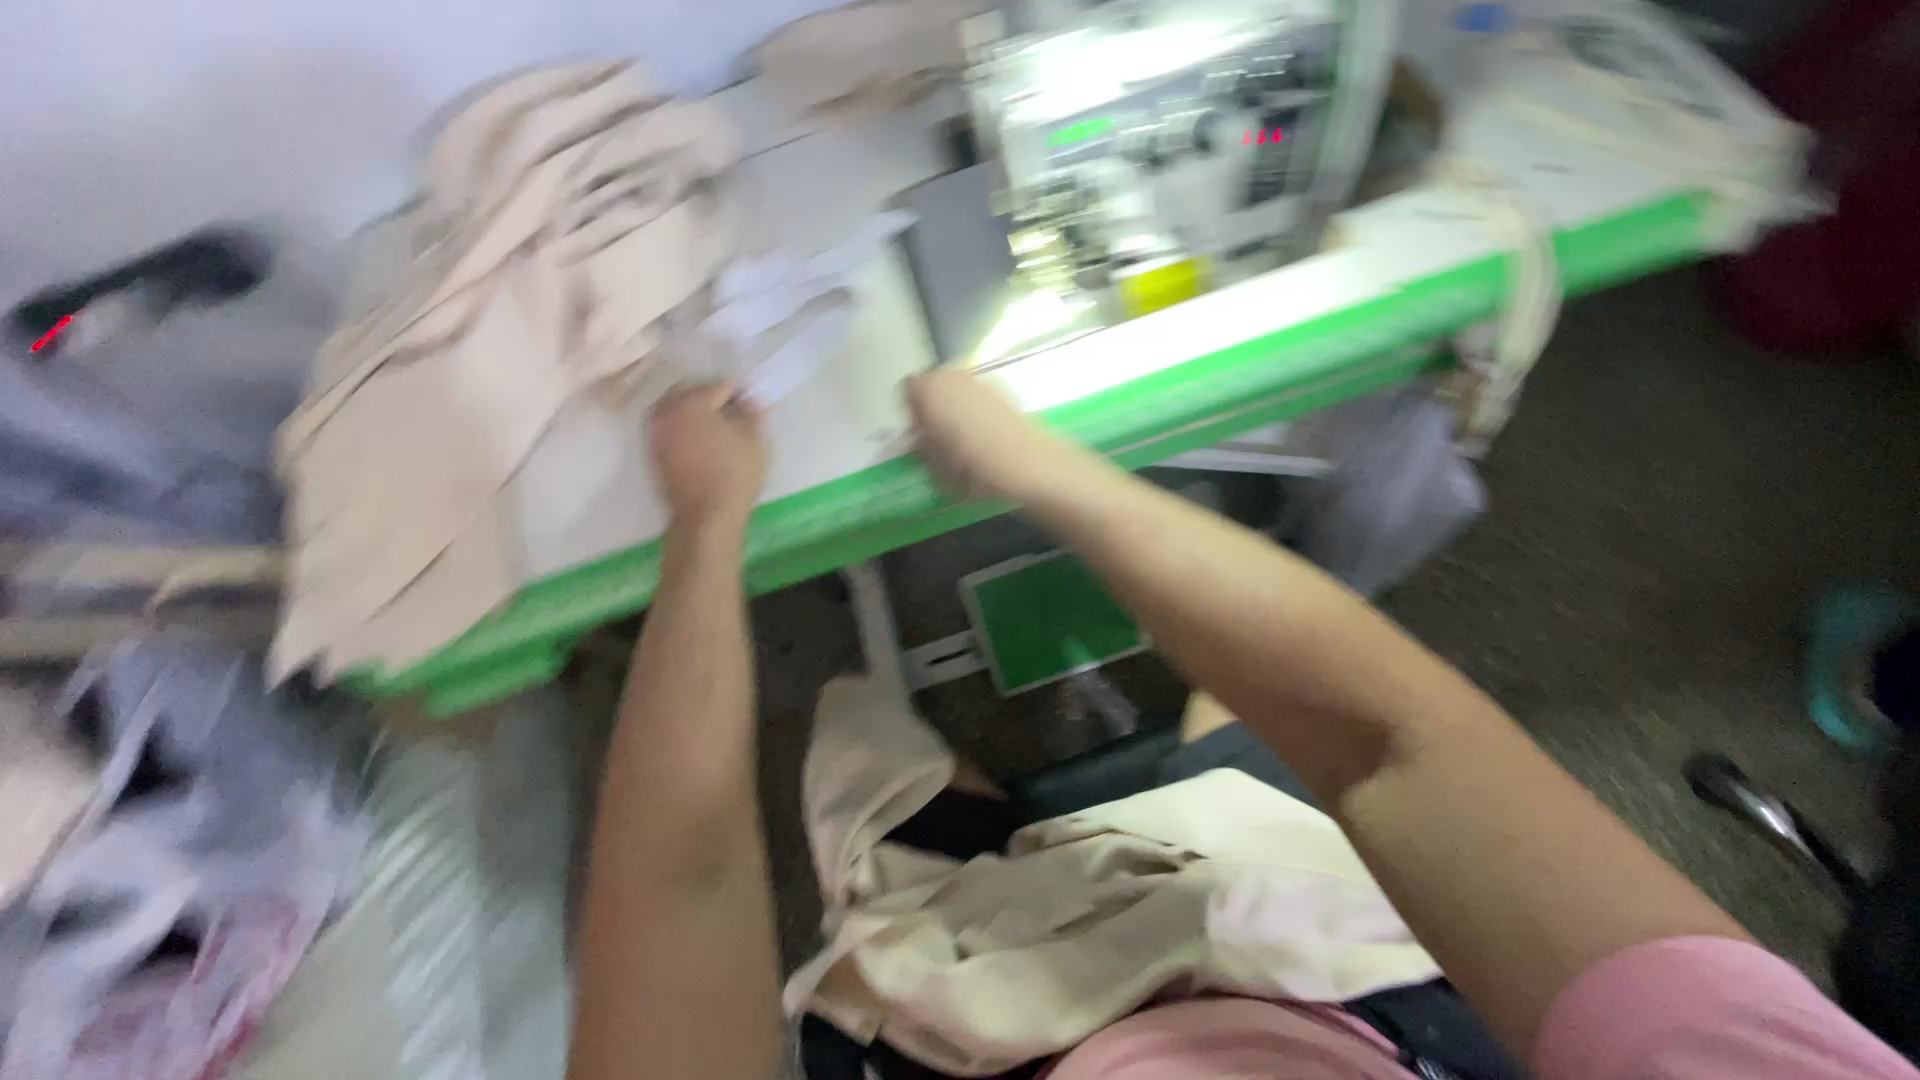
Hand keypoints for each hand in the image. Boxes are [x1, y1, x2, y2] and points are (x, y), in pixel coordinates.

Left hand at [650, 380, 766, 531]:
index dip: (739, 392)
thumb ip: (752, 414)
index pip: (719, 385)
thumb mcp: (754, 442)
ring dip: (692, 411)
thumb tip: (751, 398)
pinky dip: (681, 428)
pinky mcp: (652, 452)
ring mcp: (655, 432)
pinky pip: (668, 428)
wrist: (705, 517)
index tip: (750, 402)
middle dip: (710, 396)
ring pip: (674, 408)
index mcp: (692, 402)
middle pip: (690, 391)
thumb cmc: (734, 476)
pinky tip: (699, 441)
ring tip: (713, 426)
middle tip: (730, 411)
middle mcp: (667, 411)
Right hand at [904, 368, 1090, 501]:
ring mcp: (980, 378)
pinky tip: (984, 436)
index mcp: (928, 389)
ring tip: (962, 440)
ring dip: (953, 409)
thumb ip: (920, 448)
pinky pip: (976, 396)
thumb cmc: (974, 468)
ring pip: (955, 390)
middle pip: (931, 385)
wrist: (1030, 466)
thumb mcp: (935, 465)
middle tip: (938, 439)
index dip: (911, 414)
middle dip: (931, 408)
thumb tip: (916, 442)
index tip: (918, 437)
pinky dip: (974, 410)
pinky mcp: (1002, 388)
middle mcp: (951, 374)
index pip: (906, 390)